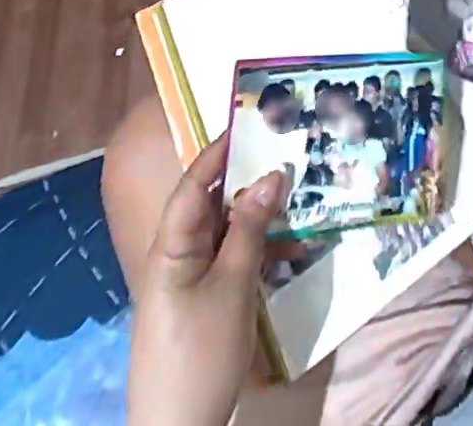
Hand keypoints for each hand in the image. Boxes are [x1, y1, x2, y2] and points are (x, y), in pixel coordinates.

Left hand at [127, 135, 284, 425]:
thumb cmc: (200, 351)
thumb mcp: (233, 284)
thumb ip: (250, 227)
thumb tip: (272, 174)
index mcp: (172, 245)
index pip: (195, 184)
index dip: (219, 151)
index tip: (248, 121)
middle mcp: (178, 254)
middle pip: (214, 203)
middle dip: (249, 180)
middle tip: (287, 154)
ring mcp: (192, 278)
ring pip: (228, 230)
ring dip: (261, 216)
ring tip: (300, 200)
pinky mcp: (207, 298)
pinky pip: (234, 257)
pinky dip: (260, 247)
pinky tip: (292, 247)